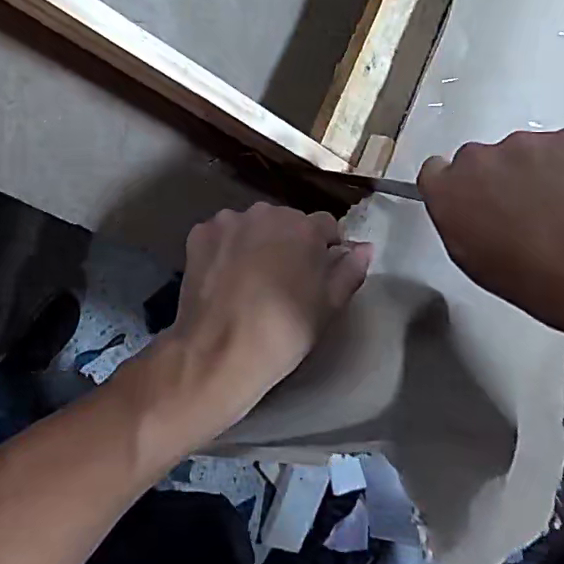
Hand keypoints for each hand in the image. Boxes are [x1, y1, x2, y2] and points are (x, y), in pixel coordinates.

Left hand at [134, 203, 371, 441]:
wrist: (218, 350)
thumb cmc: (283, 332)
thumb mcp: (328, 308)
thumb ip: (349, 271)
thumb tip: (363, 248)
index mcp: (303, 227)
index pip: (325, 225)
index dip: (325, 248)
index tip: (318, 274)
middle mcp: (266, 212)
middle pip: (286, 221)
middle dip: (288, 242)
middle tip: (283, 280)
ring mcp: (228, 220)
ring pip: (252, 225)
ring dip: (255, 242)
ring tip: (250, 280)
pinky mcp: (199, 233)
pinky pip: (221, 234)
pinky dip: (225, 248)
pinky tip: (224, 277)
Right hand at [416, 129, 563, 341]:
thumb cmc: (555, 284)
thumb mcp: (487, 270)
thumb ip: (468, 228)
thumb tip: (479, 219)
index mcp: (450, 195)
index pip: (436, 174)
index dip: (458, 188)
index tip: (477, 204)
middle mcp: (481, 160)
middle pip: (484, 160)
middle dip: (504, 180)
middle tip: (534, 216)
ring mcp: (531, 144)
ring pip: (530, 152)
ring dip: (546, 173)